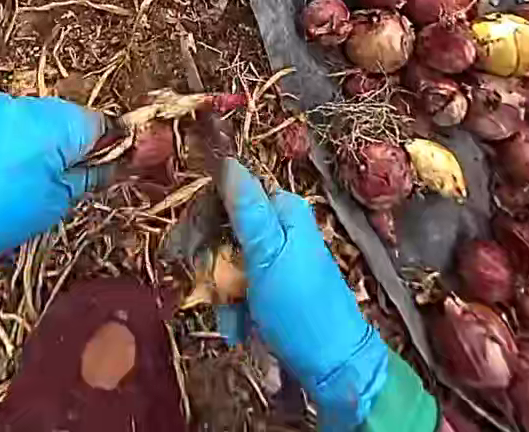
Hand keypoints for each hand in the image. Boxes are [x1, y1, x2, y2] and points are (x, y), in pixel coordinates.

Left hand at [0, 93, 105, 275]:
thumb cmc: (1, 217)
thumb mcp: (58, 202)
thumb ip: (91, 174)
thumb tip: (117, 162)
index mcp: (55, 126)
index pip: (98, 122)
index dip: (102, 144)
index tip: (96, 164)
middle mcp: (31, 103)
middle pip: (69, 115)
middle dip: (69, 138)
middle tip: (57, 172)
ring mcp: (2, 101)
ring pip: (40, 112)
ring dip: (41, 132)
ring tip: (24, 166)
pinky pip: (11, 113)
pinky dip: (14, 130)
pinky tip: (1, 157)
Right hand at [220, 159, 389, 427]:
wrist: (337, 369)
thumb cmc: (301, 308)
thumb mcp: (267, 256)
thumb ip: (246, 209)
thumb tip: (227, 160)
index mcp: (283, 209)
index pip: (231, 194)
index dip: (206, 220)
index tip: (190, 249)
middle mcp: (282, 227)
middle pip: (227, 233)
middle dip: (217, 270)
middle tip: (221, 295)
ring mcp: (280, 258)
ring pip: (231, 266)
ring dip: (227, 298)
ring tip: (238, 326)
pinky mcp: (278, 288)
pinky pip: (245, 291)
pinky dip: (240, 313)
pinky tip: (245, 334)